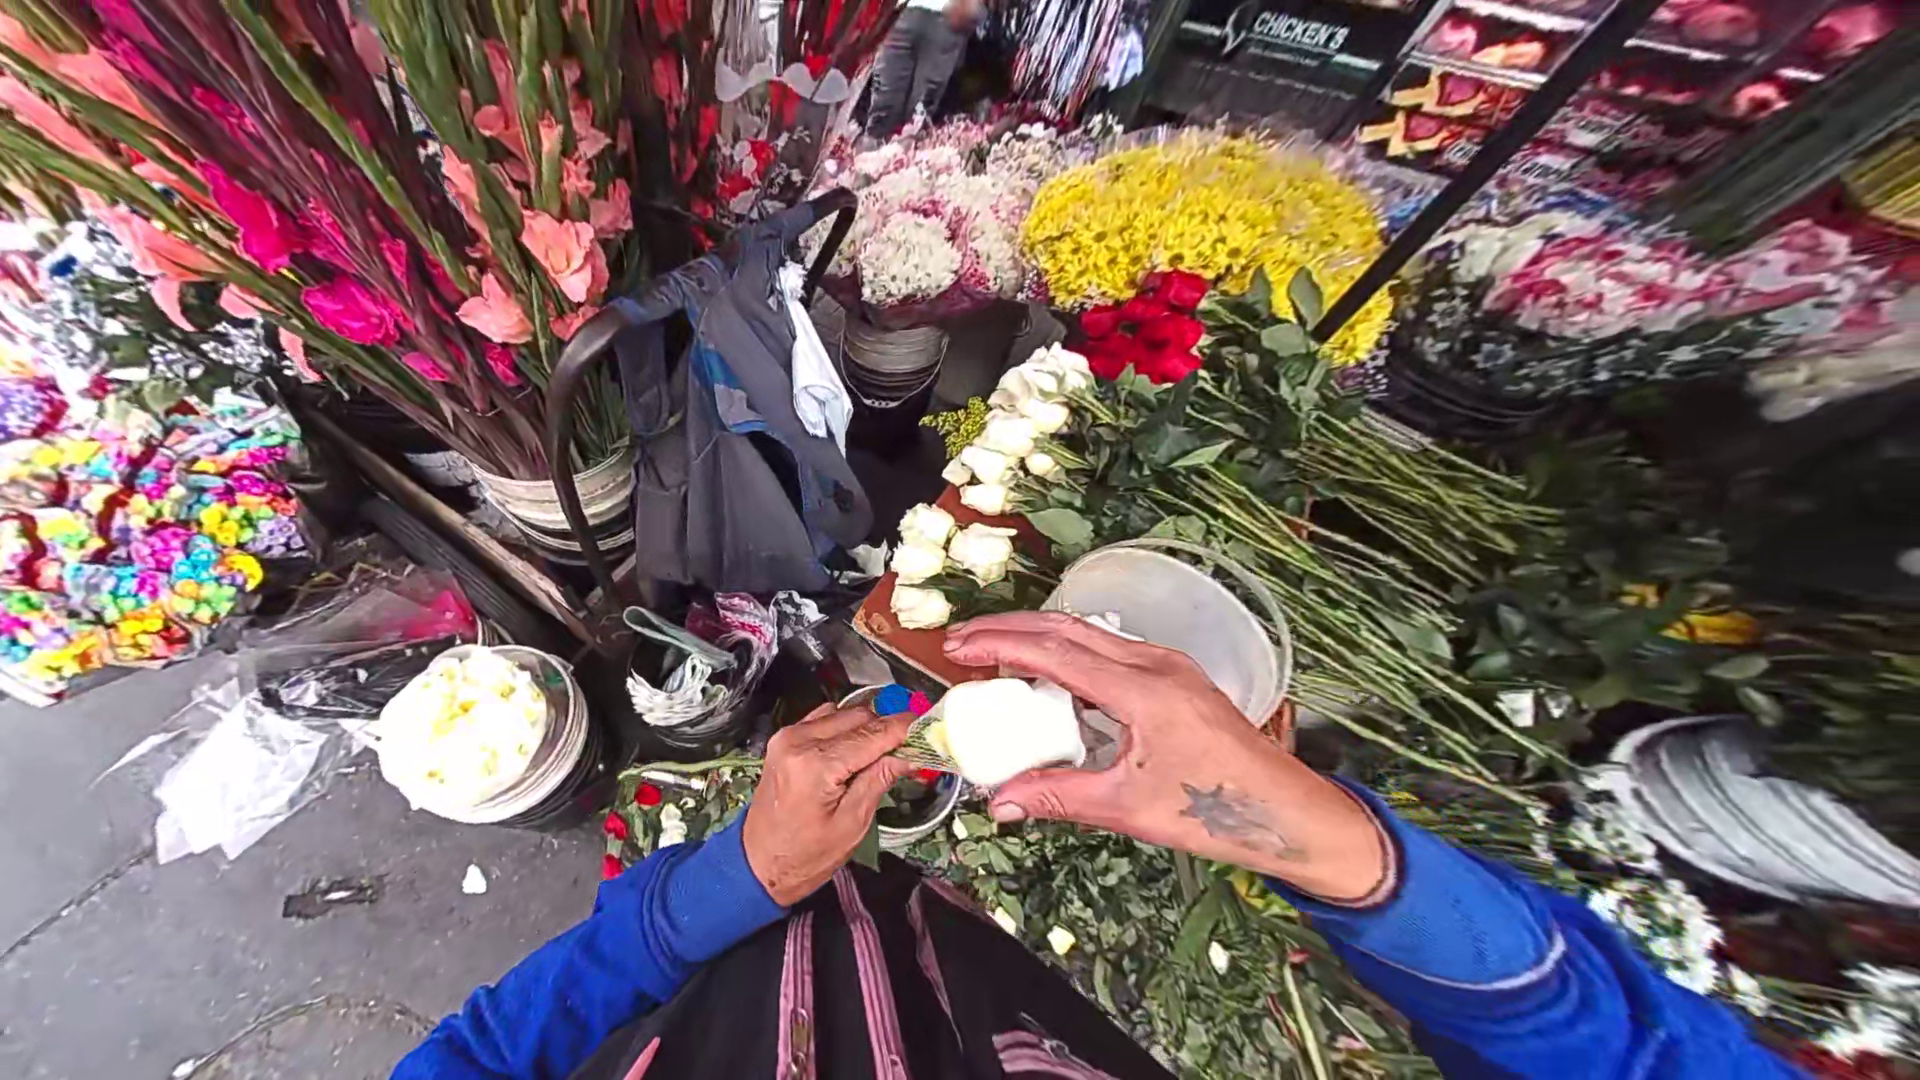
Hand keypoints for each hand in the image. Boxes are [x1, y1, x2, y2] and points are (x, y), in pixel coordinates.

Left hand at [742, 703, 914, 905]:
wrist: (756, 865)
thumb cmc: (805, 856)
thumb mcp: (852, 824)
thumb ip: (880, 779)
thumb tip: (910, 754)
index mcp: (816, 765)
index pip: (873, 734)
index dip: (904, 729)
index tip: (928, 729)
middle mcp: (800, 740)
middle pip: (861, 717)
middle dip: (888, 729)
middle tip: (909, 748)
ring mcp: (789, 735)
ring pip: (845, 713)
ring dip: (867, 727)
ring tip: (883, 752)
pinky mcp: (786, 737)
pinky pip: (826, 718)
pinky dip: (846, 726)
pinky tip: (855, 748)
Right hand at [942, 612, 1386, 901]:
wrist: (1289, 811)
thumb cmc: (1216, 811)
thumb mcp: (1129, 808)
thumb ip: (1059, 797)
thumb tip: (1000, 802)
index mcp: (1143, 689)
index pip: (1055, 653)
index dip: (1000, 646)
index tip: (958, 647)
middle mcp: (1153, 662)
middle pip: (1065, 627)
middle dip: (1008, 629)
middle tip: (962, 642)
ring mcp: (1165, 662)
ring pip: (1085, 632)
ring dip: (1035, 635)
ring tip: (992, 653)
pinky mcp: (1170, 672)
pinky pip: (1105, 648)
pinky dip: (1064, 650)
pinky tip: (1047, 673)